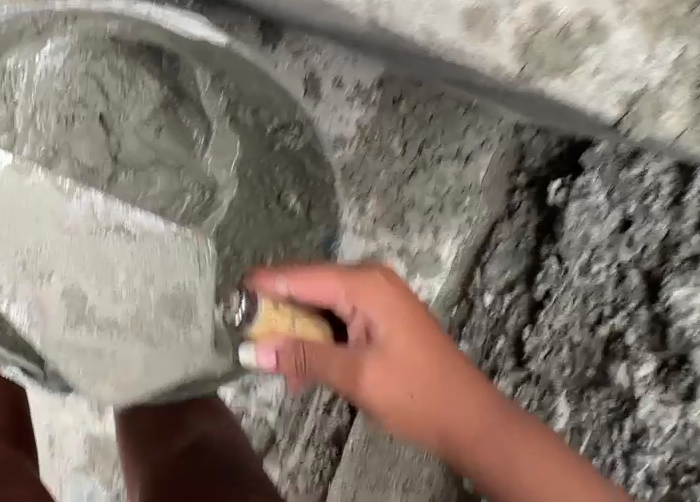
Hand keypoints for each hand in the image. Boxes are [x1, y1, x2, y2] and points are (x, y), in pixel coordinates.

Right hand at [240, 261, 489, 458]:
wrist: (474, 422)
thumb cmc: (417, 395)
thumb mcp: (355, 376)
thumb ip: (302, 358)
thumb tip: (252, 351)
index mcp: (363, 282)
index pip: (297, 276)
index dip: (260, 288)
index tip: (226, 300)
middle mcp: (367, 278)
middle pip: (306, 287)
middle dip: (276, 314)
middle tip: (245, 339)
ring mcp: (375, 295)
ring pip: (318, 304)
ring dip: (295, 331)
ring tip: (271, 361)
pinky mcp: (378, 314)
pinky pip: (335, 316)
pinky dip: (316, 338)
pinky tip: (301, 367)